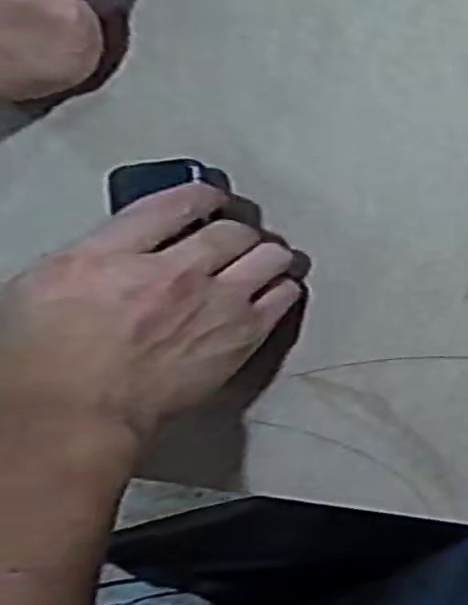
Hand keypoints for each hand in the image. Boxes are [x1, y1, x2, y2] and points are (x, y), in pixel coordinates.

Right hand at [0, 184, 303, 445]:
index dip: (203, 196)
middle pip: (236, 230)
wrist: (76, 408)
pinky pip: (288, 292)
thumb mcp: (48, 284)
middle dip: (239, 231)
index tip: (213, 199)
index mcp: (105, 255)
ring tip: (260, 263)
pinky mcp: (249, 330)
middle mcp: (172, 272)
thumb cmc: (42, 355)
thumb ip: (106, 255)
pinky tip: (272, 290)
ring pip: (274, 256)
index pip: (174, 205)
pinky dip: (283, 286)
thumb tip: (147, 239)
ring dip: (269, 255)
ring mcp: (218, 301)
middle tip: (237, 241)